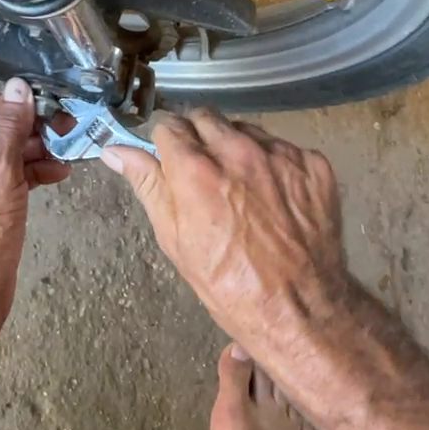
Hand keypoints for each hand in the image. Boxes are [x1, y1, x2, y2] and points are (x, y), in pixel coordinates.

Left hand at [0, 79, 71, 315]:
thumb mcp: (0, 170)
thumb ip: (11, 127)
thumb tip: (18, 86)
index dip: (9, 102)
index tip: (40, 111)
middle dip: (31, 123)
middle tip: (66, 127)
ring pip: (11, 149)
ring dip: (39, 146)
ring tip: (68, 149)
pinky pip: (17, 173)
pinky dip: (38, 170)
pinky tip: (61, 173)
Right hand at [102, 109, 346, 355]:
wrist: (302, 312)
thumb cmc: (227, 283)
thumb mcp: (175, 239)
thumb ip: (147, 184)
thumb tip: (114, 150)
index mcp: (195, 168)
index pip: (169, 125)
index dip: (166, 144)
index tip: (172, 162)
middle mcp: (237, 150)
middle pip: (205, 117)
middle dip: (198, 136)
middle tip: (204, 172)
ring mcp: (279, 154)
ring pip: (244, 128)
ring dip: (235, 146)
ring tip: (241, 186)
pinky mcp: (313, 164)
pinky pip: (282, 147)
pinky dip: (273, 163)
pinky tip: (275, 195)